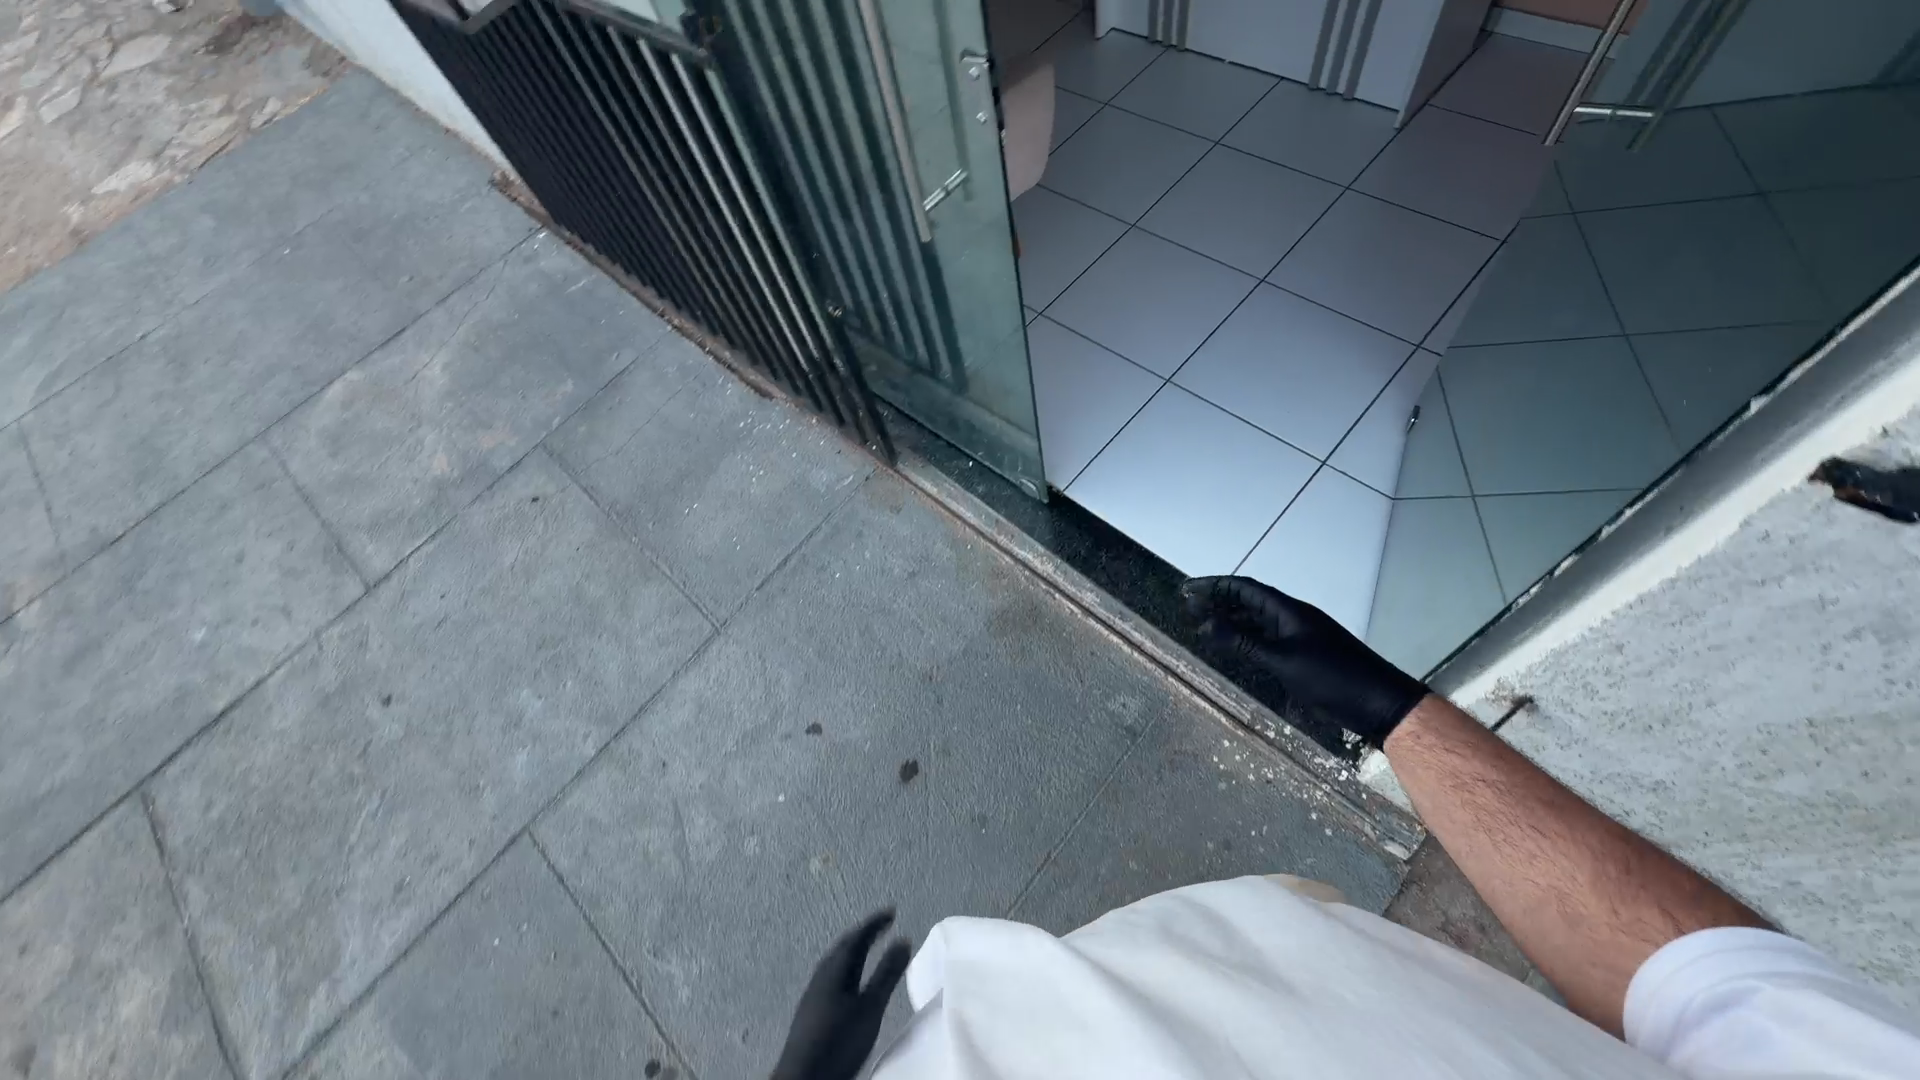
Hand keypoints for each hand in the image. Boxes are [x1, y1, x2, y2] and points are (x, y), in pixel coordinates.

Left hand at [771, 910, 911, 1079]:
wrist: (802, 1078)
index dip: (875, 922)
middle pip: (843, 946)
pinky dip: (846, 968)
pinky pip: (831, 976)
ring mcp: (813, 993)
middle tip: (882, 925)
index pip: (857, 936)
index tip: (892, 911)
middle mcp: (822, 975)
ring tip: (867, 948)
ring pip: (835, 962)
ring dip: (852, 950)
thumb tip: (903, 939)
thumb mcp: (871, 1007)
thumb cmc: (839, 1040)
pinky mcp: (811, 1011)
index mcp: (836, 969)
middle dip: (863, 933)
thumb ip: (887, 973)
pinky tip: (849, 984)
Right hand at [1180, 576, 1427, 747]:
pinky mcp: (1304, 656)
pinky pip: (1267, 639)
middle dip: (1219, 602)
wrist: (1379, 703)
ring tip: (1204, 628)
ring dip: (1231, 621)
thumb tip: (1205, 623)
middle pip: (1250, 602)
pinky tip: (1234, 650)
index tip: (1188, 590)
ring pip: (1258, 621)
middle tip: (1189, 609)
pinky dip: (1246, 640)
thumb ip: (1243, 642)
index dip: (1215, 586)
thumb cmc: (1332, 678)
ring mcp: (1300, 637)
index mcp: (1289, 611)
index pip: (1245, 588)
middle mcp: (1293, 618)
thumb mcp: (1282, 660)